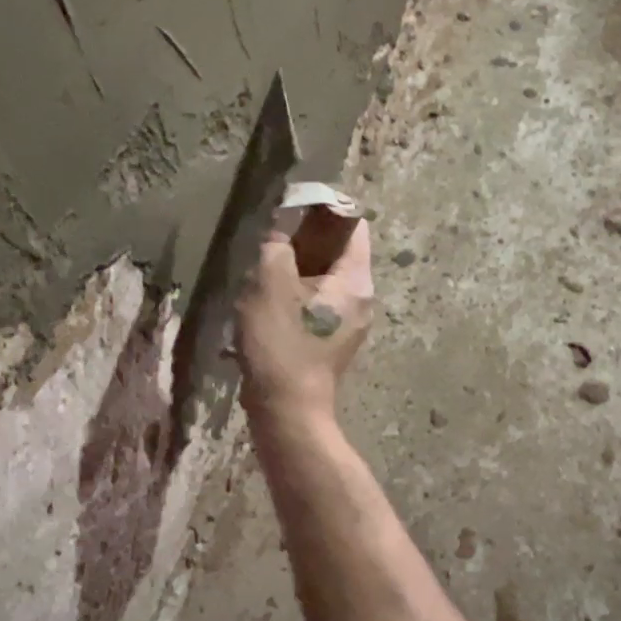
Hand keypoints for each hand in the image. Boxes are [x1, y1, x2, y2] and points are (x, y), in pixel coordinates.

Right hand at [236, 214, 375, 423]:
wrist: (286, 413)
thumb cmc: (282, 344)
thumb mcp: (270, 281)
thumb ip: (277, 244)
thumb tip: (281, 230)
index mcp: (356, 280)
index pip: (352, 225)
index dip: (323, 210)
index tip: (291, 208)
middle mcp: (360, 299)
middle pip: (335, 252)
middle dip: (301, 242)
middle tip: (268, 241)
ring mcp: (347, 324)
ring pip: (320, 279)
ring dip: (291, 271)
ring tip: (260, 273)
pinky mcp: (329, 343)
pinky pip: (313, 304)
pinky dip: (291, 297)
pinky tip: (263, 305)